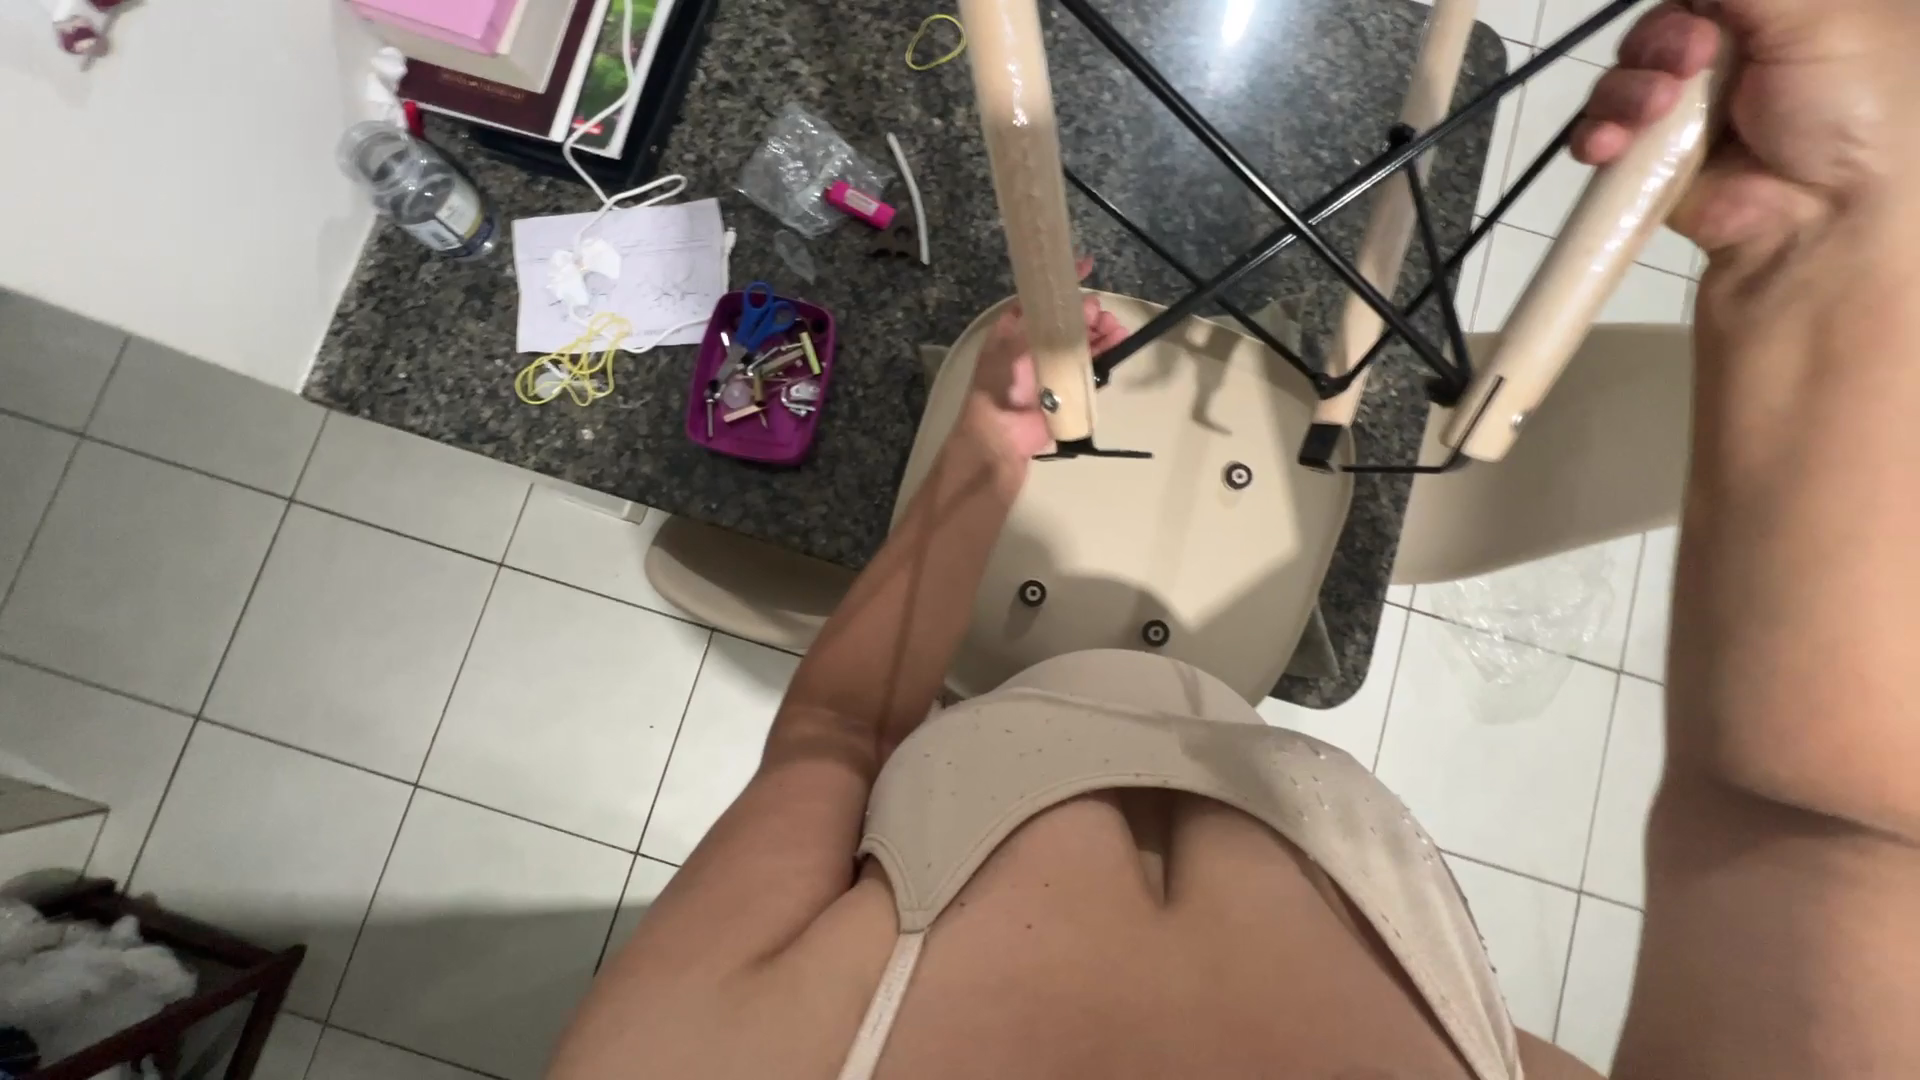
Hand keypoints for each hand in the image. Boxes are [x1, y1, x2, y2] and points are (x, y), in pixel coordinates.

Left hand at [956, 259, 1126, 467]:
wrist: (1000, 437)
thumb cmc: (999, 387)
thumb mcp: (1012, 345)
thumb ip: (1044, 324)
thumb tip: (1084, 307)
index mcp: (1014, 334)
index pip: (1041, 301)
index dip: (1061, 284)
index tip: (1086, 266)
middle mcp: (1033, 349)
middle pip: (1066, 324)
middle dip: (1087, 315)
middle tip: (1103, 313)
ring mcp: (1051, 371)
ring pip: (1082, 345)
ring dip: (1100, 334)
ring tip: (1117, 329)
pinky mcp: (1067, 393)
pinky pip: (1089, 371)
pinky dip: (1104, 358)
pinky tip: (1118, 347)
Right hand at [1571, 0, 1919, 256]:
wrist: (1816, 210)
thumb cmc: (1849, 103)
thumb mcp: (1826, 15)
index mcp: (1779, 15)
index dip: (1687, 6)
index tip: (1703, 23)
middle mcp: (1728, 58)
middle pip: (1655, 32)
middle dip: (1655, 48)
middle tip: (1685, 69)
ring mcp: (1681, 113)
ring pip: (1618, 83)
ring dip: (1619, 97)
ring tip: (1646, 119)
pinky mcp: (1645, 160)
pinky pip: (1596, 137)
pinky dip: (1591, 138)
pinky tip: (1605, 149)